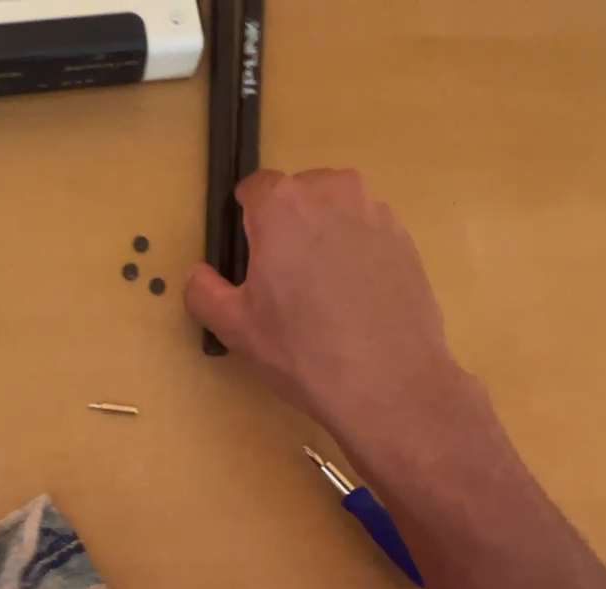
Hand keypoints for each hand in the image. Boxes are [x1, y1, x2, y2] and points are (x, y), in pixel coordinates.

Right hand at [185, 169, 467, 445]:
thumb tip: (199, 276)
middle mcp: (333, 194)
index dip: (245, 218)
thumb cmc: (302, 352)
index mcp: (284, 206)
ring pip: (337, 214)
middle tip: (283, 280)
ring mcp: (377, 215)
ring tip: (322, 295)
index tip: (247, 252)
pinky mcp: (406, 242)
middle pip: (299, 195)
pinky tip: (354, 304)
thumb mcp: (235, 329)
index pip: (255, 187)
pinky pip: (368, 237)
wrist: (387, 383)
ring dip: (324, 239)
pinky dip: (357, 258)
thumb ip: (205, 293)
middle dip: (287, 226)